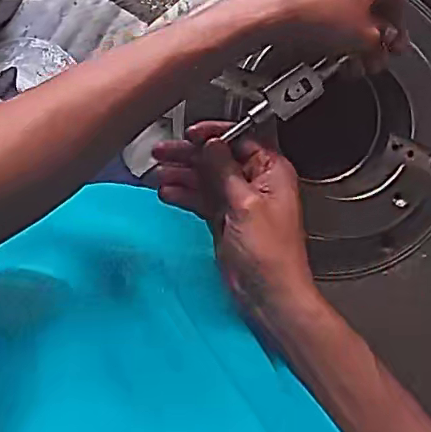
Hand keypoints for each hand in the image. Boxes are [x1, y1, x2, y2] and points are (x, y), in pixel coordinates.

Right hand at [150, 121, 317, 320]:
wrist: (270, 297)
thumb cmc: (272, 255)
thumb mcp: (245, 203)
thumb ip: (224, 170)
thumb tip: (211, 143)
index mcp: (271, 171)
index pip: (239, 139)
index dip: (213, 134)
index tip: (190, 134)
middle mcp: (256, 182)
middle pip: (217, 158)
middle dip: (189, 154)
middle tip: (163, 151)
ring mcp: (239, 201)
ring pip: (205, 177)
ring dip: (182, 174)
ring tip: (159, 171)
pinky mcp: (225, 219)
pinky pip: (201, 198)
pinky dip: (184, 194)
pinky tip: (167, 192)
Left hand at [243, 0, 406, 71]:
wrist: (273, 9)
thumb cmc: (315, 13)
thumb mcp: (365, 38)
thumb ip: (383, 42)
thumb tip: (381, 44)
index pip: (398, 1)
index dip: (397, 30)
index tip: (392, 46)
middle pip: (371, 2)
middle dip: (372, 34)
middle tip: (371, 55)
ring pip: (348, 4)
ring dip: (352, 32)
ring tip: (349, 56)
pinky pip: (326, 2)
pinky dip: (331, 22)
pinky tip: (328, 43)